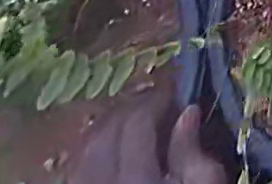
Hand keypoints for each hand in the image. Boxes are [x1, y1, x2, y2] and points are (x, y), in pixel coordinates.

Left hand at [70, 101, 229, 183]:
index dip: (156, 102)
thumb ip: (193, 153)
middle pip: (105, 134)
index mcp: (137, 181)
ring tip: (134, 129)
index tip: (175, 96)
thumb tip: (187, 113)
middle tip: (156, 108)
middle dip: (130, 112)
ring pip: (84, 155)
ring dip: (108, 132)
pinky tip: (112, 160)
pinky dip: (93, 160)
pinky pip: (77, 178)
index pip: (137, 123)